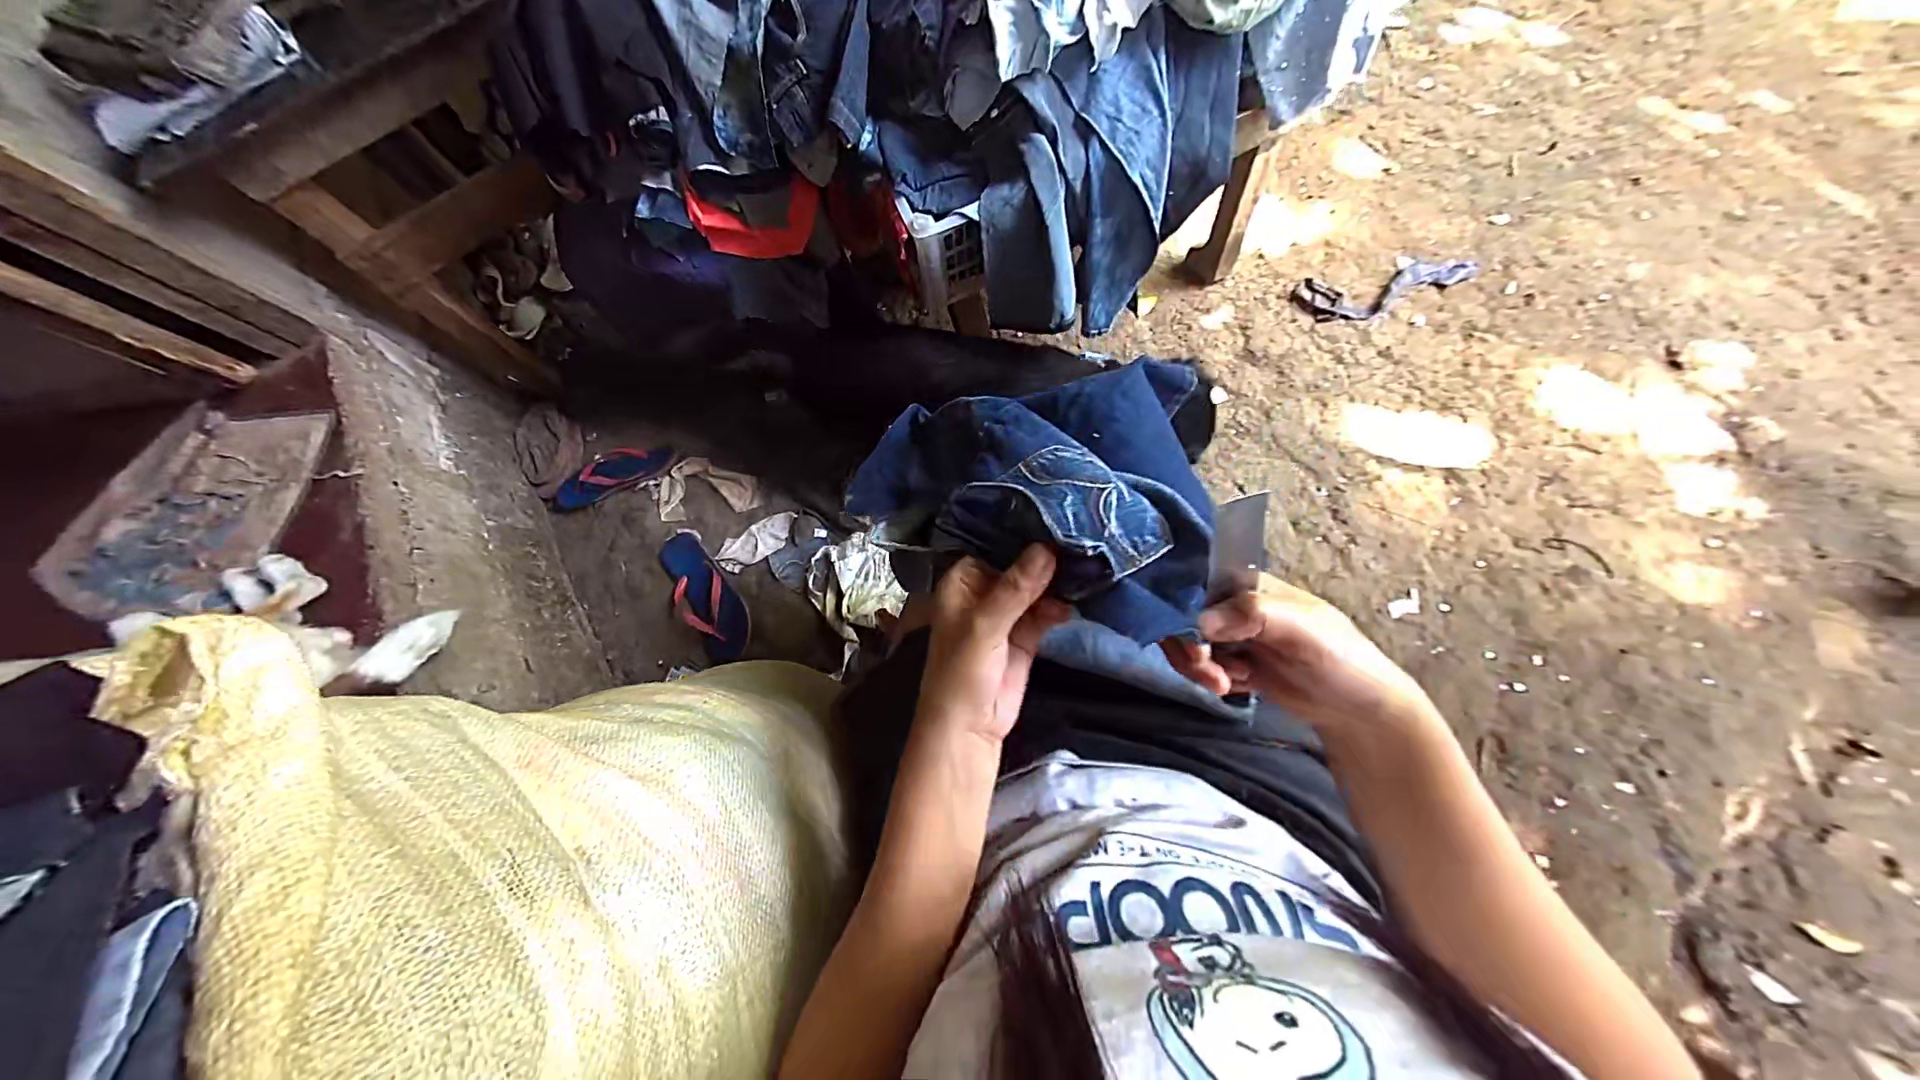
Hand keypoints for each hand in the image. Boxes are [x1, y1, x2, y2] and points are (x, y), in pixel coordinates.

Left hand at [916, 545, 1071, 742]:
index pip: (992, 544)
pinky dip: (1060, 606)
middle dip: (1046, 555)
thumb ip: (1015, 588)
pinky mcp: (1025, 634)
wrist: (969, 728)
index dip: (1020, 531)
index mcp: (962, 581)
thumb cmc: (961, 672)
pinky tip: (1077, 599)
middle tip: (1080, 536)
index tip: (1054, 514)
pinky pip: (1046, 611)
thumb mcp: (985, 625)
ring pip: (1036, 587)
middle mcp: (983, 591)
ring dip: (1057, 580)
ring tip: (1086, 566)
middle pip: (1019, 564)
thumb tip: (1046, 549)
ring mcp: (1006, 613)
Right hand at [1164, 574, 1437, 735]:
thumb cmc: (1338, 657)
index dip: (1186, 616)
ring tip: (1226, 685)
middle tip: (1212, 676)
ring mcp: (1235, 636)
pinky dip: (1211, 680)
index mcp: (1248, 585)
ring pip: (1190, 646)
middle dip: (1192, 651)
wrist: (1360, 709)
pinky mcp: (1235, 663)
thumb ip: (1251, 613)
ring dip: (1200, 669)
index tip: (1198, 647)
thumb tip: (1200, 623)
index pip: (1196, 589)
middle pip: (1186, 621)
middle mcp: (1235, 606)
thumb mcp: (1300, 627)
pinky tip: (1235, 688)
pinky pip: (1203, 667)